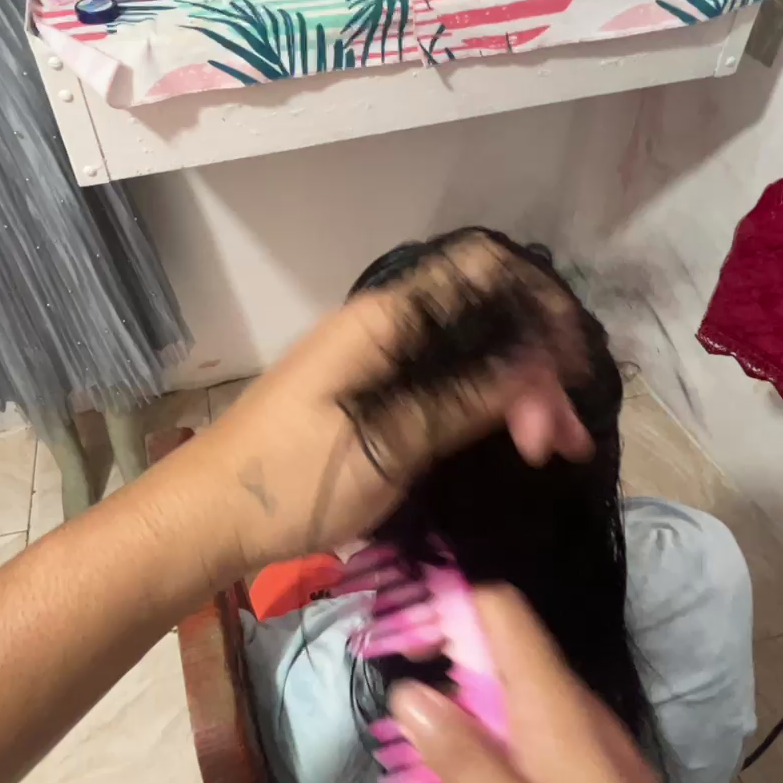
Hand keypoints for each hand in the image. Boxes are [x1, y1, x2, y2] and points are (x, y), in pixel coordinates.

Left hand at [192, 231, 594, 574]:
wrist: (212, 512)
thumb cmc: (288, 481)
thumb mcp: (383, 446)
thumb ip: (461, 401)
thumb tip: (537, 363)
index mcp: (384, 320)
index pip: (479, 269)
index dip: (536, 296)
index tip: (570, 356)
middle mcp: (387, 326)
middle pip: (485, 318)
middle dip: (535, 365)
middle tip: (562, 437)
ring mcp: (382, 358)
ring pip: (471, 354)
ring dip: (519, 391)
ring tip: (550, 447)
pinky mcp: (379, 391)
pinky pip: (448, 381)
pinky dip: (486, 405)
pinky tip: (514, 438)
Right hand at [388, 586, 686, 782]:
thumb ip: (465, 761)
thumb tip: (408, 692)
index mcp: (556, 702)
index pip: (500, 608)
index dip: (448, 608)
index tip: (405, 644)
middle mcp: (575, 704)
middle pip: (501, 656)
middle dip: (447, 682)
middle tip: (406, 734)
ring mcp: (592, 735)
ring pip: (514, 699)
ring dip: (467, 723)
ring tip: (432, 778)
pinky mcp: (600, 767)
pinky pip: (536, 734)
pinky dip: (498, 750)